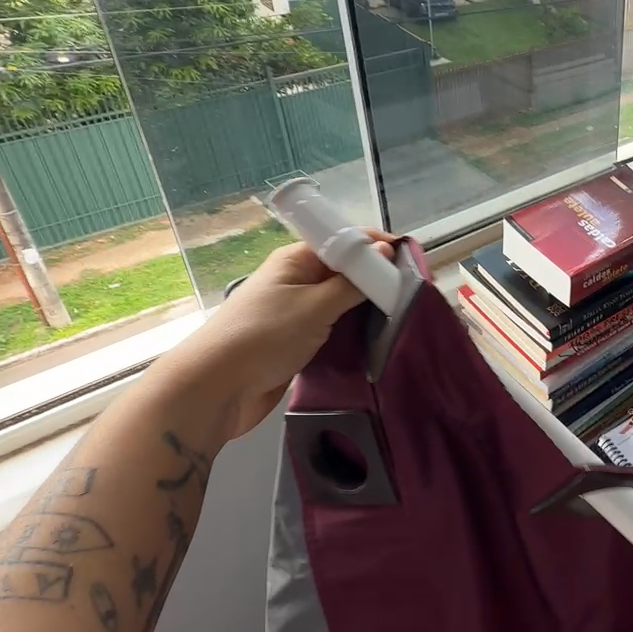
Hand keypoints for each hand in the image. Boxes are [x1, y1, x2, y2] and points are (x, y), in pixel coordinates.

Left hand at [159, 234, 395, 442]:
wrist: (216, 390)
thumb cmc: (263, 337)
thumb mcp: (315, 305)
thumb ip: (354, 282)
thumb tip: (386, 252)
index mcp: (297, 260)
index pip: (346, 241)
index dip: (378, 246)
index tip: (412, 259)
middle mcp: (299, 280)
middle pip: (348, 270)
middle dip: (379, 277)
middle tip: (416, 290)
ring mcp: (300, 310)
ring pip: (346, 299)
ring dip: (370, 305)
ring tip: (406, 312)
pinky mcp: (301, 338)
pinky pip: (338, 324)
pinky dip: (357, 327)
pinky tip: (381, 334)